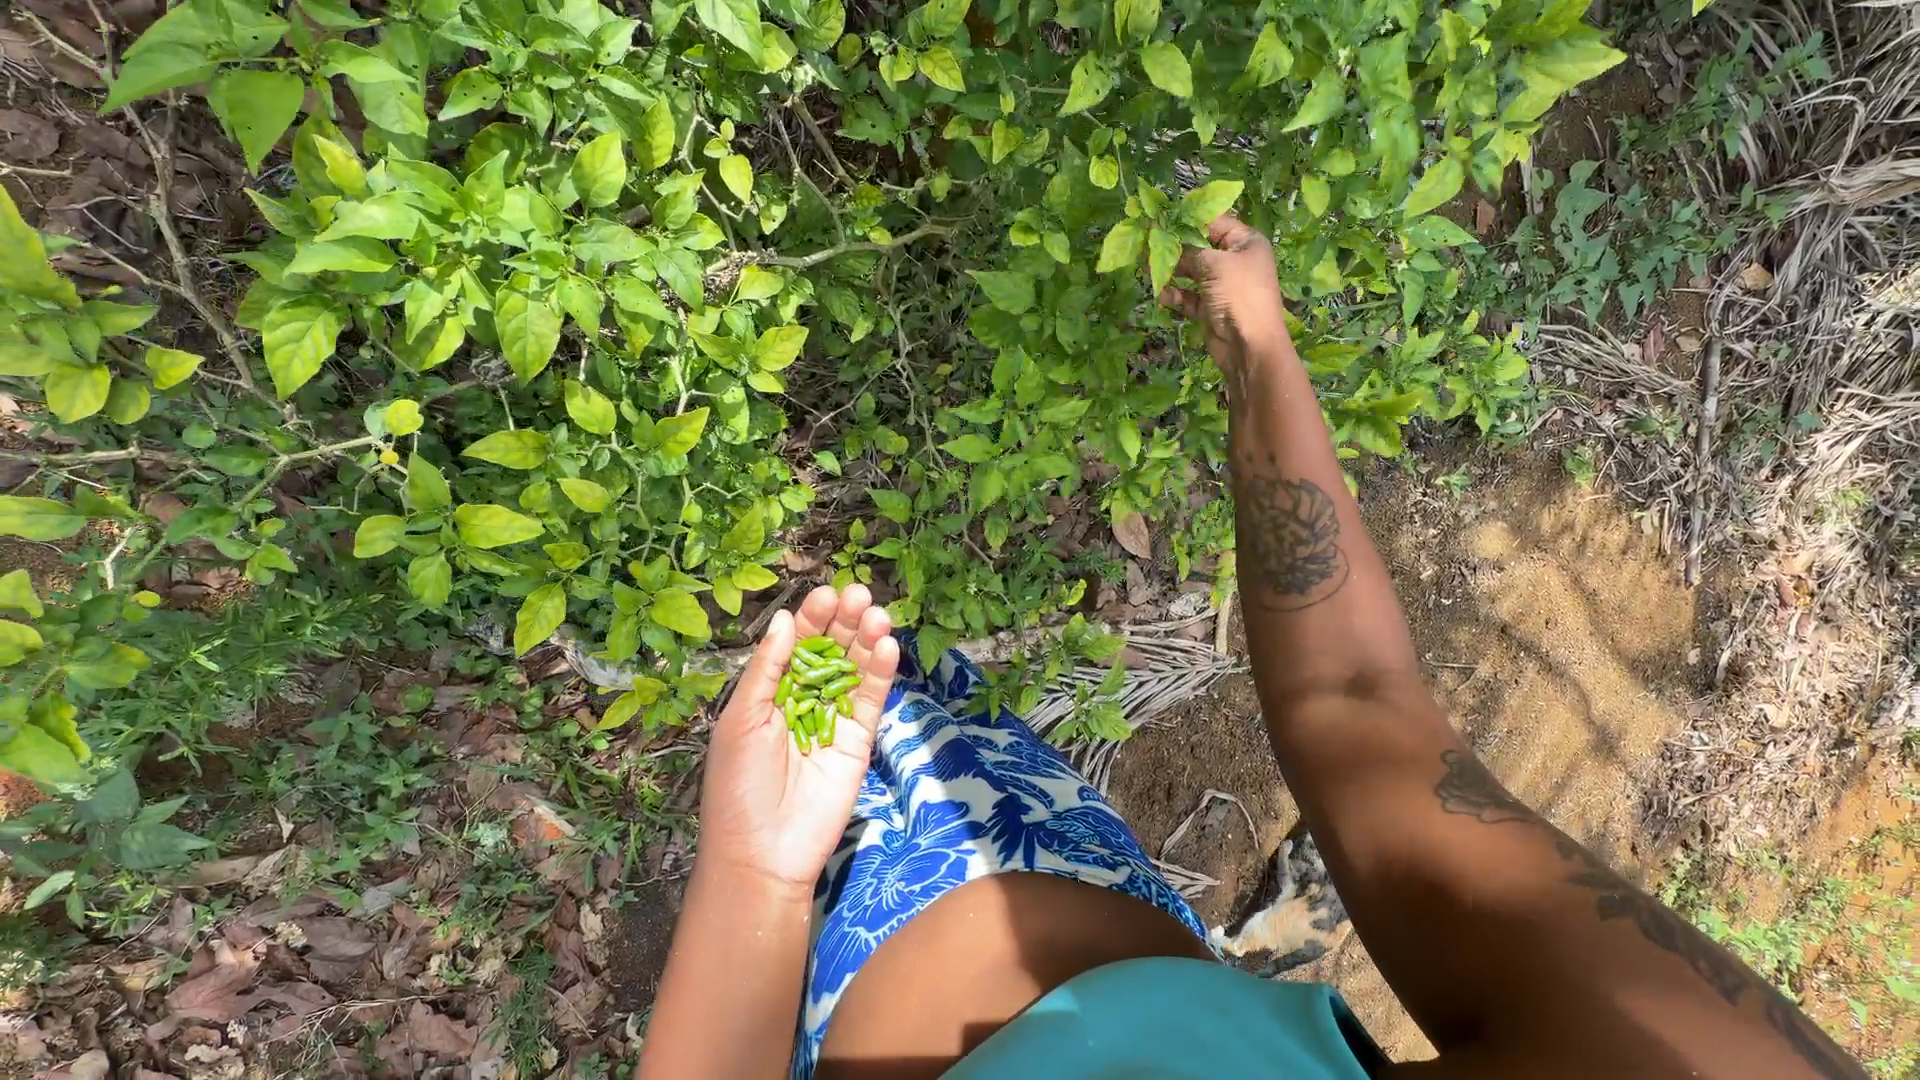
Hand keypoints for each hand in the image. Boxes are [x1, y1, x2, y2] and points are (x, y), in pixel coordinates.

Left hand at [696, 585, 898, 893]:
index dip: (811, 619)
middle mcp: (804, 698)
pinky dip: (881, 673)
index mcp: (770, 691)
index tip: (827, 593)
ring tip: (877, 613)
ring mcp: (834, 718)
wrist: (762, 852)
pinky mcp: (859, 740)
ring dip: (867, 639)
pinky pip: (872, 700)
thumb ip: (767, 669)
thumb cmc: (738, 784)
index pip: (795, 644)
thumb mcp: (742, 719)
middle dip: (843, 621)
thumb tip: (783, 619)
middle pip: (830, 650)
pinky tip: (887, 646)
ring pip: (855, 669)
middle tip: (860, 593)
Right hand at [1156, 213, 1289, 377]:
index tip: (1161, 219)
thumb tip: (1166, 241)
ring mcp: (1221, 285)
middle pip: (1199, 247)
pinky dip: (1176, 295)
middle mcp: (1234, 260)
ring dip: (1171, 272)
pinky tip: (1162, 295)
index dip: (1188, 220)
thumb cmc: (1239, 295)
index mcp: (1244, 242)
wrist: (1249, 344)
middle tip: (1147, 244)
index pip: (1214, 222)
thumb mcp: (1215, 265)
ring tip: (1148, 270)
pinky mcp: (1209, 307)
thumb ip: (1189, 251)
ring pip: (1191, 272)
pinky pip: (1188, 296)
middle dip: (1174, 247)